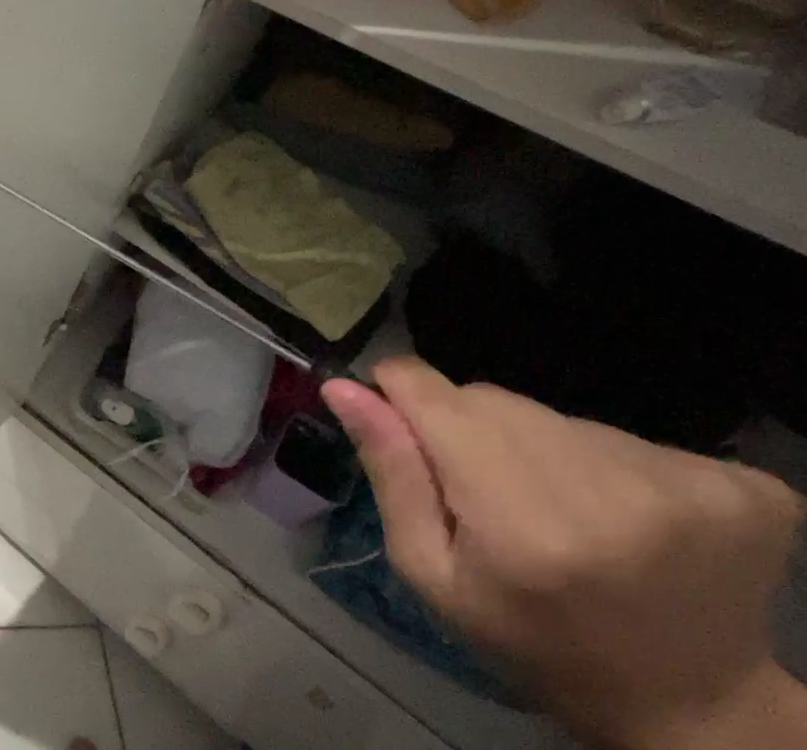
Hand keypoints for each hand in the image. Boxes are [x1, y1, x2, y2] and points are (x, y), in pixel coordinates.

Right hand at [323, 358, 805, 749]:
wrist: (686, 700)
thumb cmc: (527, 638)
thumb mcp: (430, 571)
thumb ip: (391, 474)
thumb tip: (343, 387)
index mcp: (520, 521)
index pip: (435, 396)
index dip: (401, 392)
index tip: (394, 416)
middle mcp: (609, 488)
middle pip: (492, 400)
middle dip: (467, 430)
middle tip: (484, 496)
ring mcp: (688, 483)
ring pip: (556, 415)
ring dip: (536, 447)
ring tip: (555, 510)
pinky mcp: (742, 484)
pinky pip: (627, 435)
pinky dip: (607, 463)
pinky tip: (619, 514)